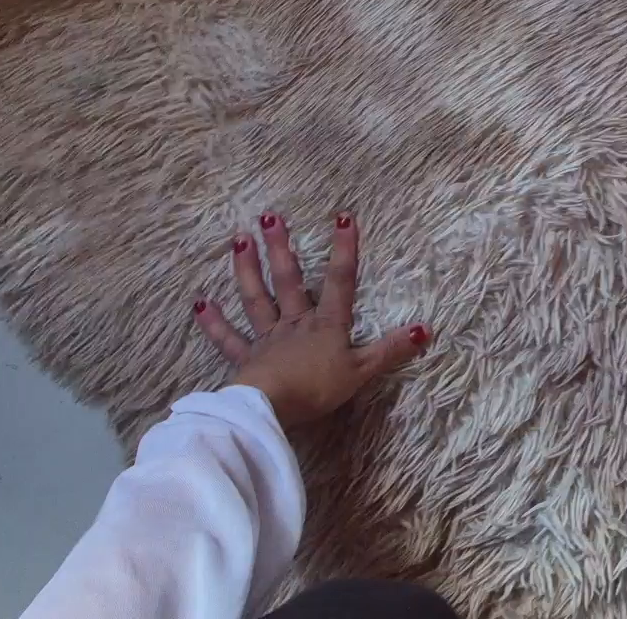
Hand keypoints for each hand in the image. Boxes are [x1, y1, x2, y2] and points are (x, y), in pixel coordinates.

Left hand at [193, 210, 430, 427]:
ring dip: (247, 270)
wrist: (268, 410)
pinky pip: (228, 339)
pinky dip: (214, 323)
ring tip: (239, 241)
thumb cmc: (317, 389)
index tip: (342, 216)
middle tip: (269, 217)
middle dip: (281, 248)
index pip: (341, 280)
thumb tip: (427, 329)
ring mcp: (267, 339)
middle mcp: (296, 323)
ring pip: (257, 299)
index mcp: (326, 324)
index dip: (344, 249)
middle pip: (289, 280)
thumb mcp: (362, 371)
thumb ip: (391, 349)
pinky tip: (200, 304)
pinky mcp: (246, 360)